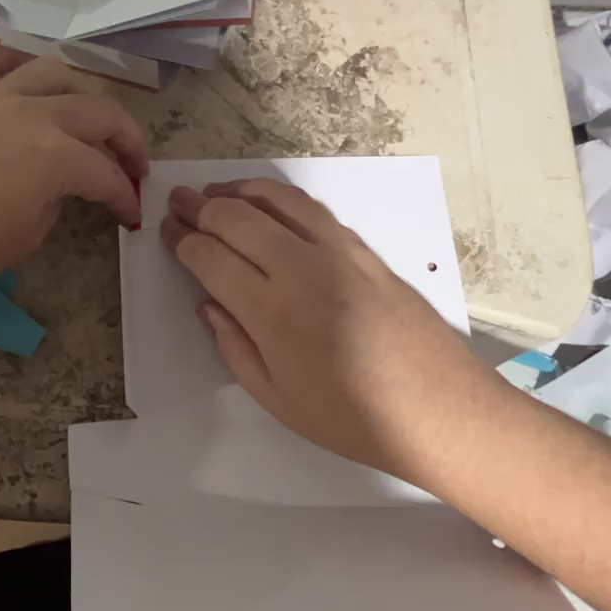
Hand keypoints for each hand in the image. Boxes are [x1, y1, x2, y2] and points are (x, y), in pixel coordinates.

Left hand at [0, 48, 148, 297]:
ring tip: (87, 116)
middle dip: (126, 139)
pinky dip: (12, 62)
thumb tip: (59, 187)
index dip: (126, 196)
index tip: (131, 213)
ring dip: (81, 92)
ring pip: (52, 73)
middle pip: (97, 112)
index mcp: (56, 155)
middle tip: (133, 165)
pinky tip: (25, 74)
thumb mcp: (29, 235)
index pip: (106, 173)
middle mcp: (33, 114)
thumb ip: (56, 201)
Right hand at [160, 179, 500, 477]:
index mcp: (272, 313)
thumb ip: (234, 347)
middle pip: (237, 219)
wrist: (444, 412)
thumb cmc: (352, 418)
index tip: (166, 231)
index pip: (211, 258)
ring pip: (277, 201)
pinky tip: (266, 202)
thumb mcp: (277, 399)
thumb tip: (208, 304)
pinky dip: (279, 197)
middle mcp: (302, 270)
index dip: (182, 241)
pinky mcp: (365, 251)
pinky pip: (313, 210)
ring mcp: (338, 254)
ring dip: (238, 191)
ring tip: (213, 192)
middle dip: (199, 207)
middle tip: (177, 201)